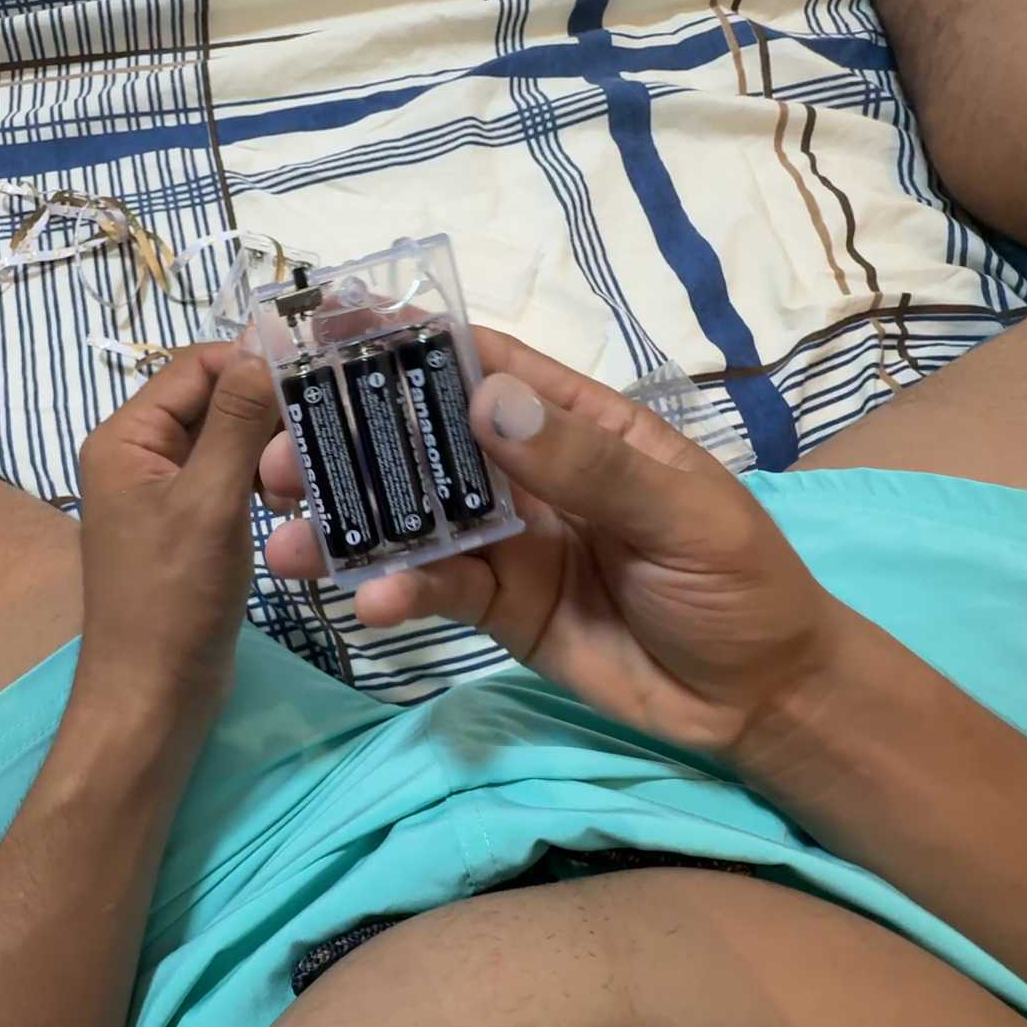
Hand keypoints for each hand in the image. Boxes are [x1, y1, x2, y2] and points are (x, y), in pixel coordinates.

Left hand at [77, 337, 279, 712]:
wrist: (154, 693)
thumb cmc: (175, 598)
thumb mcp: (209, 502)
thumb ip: (236, 422)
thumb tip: (264, 344)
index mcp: (126, 438)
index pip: (194, 368)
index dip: (251, 364)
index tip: (314, 374)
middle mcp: (137, 455)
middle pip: (208, 401)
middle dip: (263, 408)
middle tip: (323, 422)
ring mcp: (160, 491)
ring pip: (222, 441)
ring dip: (264, 447)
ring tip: (307, 467)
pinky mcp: (185, 523)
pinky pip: (224, 479)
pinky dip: (257, 479)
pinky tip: (289, 498)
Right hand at [261, 329, 843, 755]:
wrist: (750, 699)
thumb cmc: (737, 584)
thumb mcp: (681, 514)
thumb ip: (586, 463)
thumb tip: (489, 398)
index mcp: (570, 424)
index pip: (480, 363)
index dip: (409, 341)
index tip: (332, 328)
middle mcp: (520, 472)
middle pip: (420, 442)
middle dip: (349, 443)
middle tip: (277, 457)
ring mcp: (499, 539)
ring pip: (407, 519)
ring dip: (347, 524)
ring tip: (288, 539)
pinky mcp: (489, 601)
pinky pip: (432, 589)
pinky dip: (397, 593)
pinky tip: (370, 604)